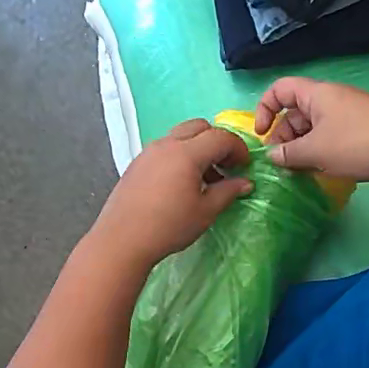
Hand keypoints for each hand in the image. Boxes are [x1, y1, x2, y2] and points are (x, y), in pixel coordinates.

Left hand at [87, 119, 252, 267]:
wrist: (122, 240)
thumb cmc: (169, 226)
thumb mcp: (206, 211)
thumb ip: (228, 192)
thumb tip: (246, 183)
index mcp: (187, 153)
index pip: (220, 137)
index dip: (238, 149)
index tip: (245, 167)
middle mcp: (167, 144)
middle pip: (199, 127)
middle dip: (218, 141)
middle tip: (227, 165)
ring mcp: (149, 152)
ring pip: (181, 136)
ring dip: (199, 149)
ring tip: (206, 178)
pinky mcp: (137, 164)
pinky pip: (165, 149)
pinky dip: (181, 156)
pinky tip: (182, 184)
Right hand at [255, 78, 368, 187]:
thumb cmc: (358, 142)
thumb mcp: (316, 150)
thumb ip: (289, 154)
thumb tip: (273, 156)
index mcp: (317, 94)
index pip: (280, 89)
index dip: (264, 108)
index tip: (261, 134)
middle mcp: (332, 100)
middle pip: (296, 112)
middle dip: (284, 136)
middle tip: (283, 162)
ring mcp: (349, 117)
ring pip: (315, 129)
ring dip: (303, 148)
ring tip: (301, 172)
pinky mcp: (363, 134)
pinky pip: (333, 140)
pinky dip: (322, 153)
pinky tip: (323, 172)